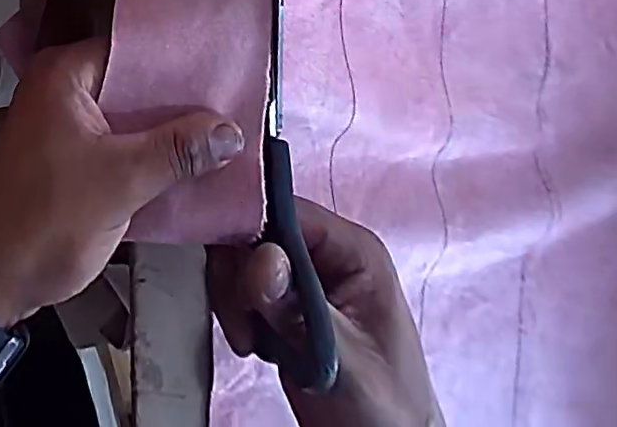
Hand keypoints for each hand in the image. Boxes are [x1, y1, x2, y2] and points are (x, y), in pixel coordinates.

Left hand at [0, 38, 245, 325]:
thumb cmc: (43, 220)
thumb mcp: (119, 181)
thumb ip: (177, 151)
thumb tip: (232, 131)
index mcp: (65, 72)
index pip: (135, 48)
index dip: (180, 58)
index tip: (225, 66)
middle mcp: (63, 87)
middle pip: (135, 81)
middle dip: (180, 97)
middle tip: (234, 99)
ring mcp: (65, 122)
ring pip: (130, 114)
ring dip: (168, 128)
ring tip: (222, 126)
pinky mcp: (70, 155)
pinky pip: (120, 140)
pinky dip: (150, 150)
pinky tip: (190, 159)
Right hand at [210, 198, 443, 426]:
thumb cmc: (382, 411)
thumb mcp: (345, 365)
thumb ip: (301, 311)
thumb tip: (261, 258)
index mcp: (353, 248)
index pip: (287, 211)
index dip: (251, 234)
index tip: (236, 284)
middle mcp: (328, 249)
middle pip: (259, 228)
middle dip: (239, 276)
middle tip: (242, 327)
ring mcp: (307, 270)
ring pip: (245, 253)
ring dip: (234, 295)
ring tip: (250, 342)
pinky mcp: (287, 295)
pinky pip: (244, 280)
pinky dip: (236, 308)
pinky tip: (253, 343)